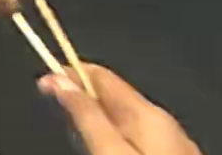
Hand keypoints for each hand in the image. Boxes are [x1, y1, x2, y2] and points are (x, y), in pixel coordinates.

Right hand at [40, 64, 203, 154]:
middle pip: (112, 96)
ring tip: (86, 144)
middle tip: (66, 122)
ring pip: (125, 120)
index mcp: (148, 113)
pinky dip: (117, 141)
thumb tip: (58, 78)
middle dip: (83, 102)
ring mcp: (176, 146)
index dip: (67, 73)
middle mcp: (164, 123)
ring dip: (99, 123)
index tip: (44, 88)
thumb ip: (84, 112)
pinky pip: (139, 140)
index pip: (99, 74)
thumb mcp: (109, 150)